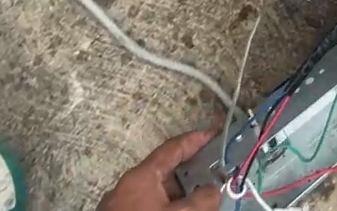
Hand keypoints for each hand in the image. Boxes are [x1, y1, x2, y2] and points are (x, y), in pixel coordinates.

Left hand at [97, 129, 222, 210]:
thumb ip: (203, 200)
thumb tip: (214, 190)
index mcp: (140, 176)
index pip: (173, 147)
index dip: (197, 139)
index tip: (217, 133)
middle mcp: (126, 188)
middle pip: (164, 171)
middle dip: (190, 170)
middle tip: (215, 168)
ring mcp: (119, 208)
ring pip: (156, 192)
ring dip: (179, 193)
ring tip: (201, 196)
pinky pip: (147, 207)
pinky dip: (167, 206)